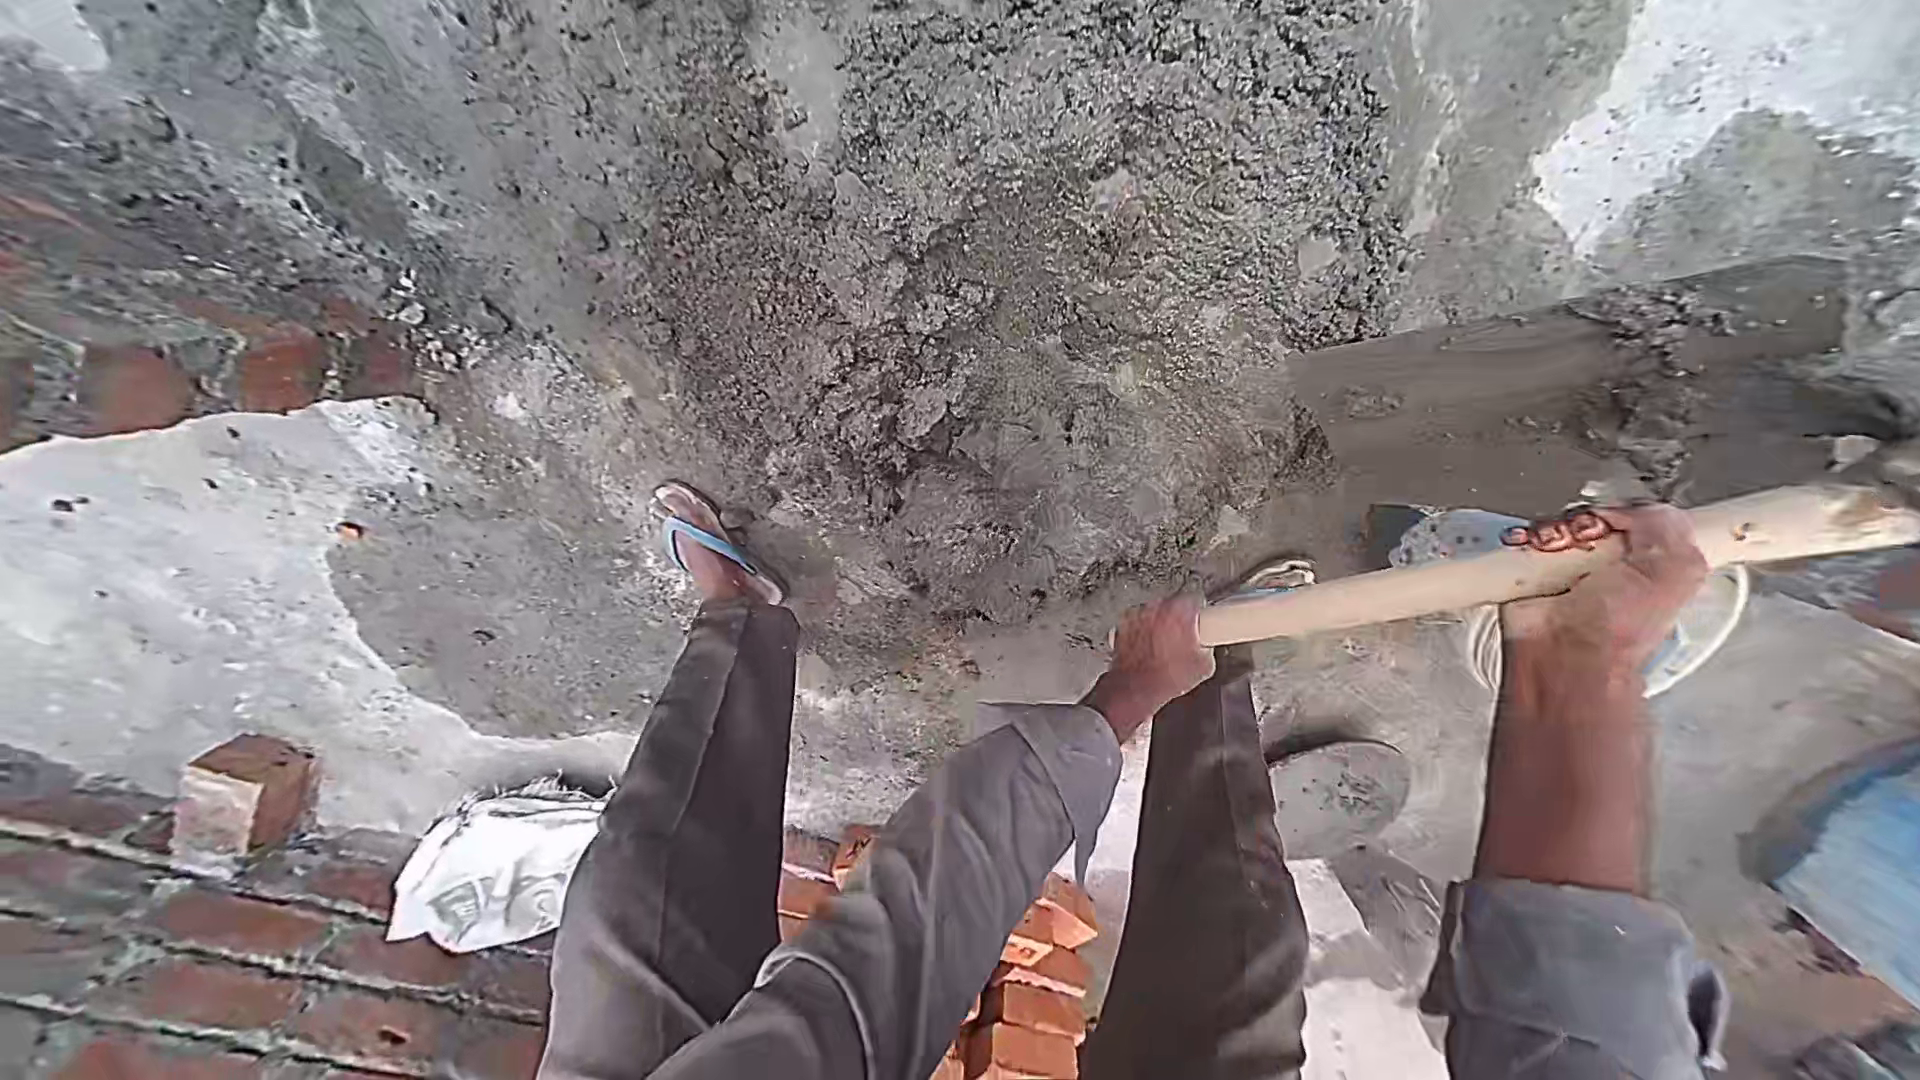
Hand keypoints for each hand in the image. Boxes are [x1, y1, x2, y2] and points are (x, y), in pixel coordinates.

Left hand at [1081, 591, 1213, 741]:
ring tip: (1163, 645)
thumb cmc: (1165, 677)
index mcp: (1180, 611)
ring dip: (1159, 622)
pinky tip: (1148, 646)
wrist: (1136, 688)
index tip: (1200, 620)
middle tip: (1181, 637)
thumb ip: (1207, 647)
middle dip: (1177, 618)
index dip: (1199, 612)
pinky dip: (1142, 629)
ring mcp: (1137, 614)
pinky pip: (1138, 621)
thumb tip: (1205, 646)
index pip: (1195, 599)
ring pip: (1154, 611)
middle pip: (1172, 604)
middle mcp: (1157, 607)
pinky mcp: (1123, 623)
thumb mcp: (1204, 666)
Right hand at [1502, 504, 1709, 685]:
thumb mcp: (1675, 570)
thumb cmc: (1619, 625)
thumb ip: (1663, 526)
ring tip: (1548, 552)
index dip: (1621, 512)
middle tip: (1581, 542)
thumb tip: (1620, 508)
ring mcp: (1562, 566)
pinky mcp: (1524, 572)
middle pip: (1586, 515)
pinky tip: (1524, 550)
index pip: (1632, 513)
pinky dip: (1517, 541)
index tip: (1613, 524)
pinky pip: (1516, 542)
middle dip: (1580, 522)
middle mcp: (1605, 561)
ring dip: (1546, 532)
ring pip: (1549, 526)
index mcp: (1649, 559)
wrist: (1562, 650)